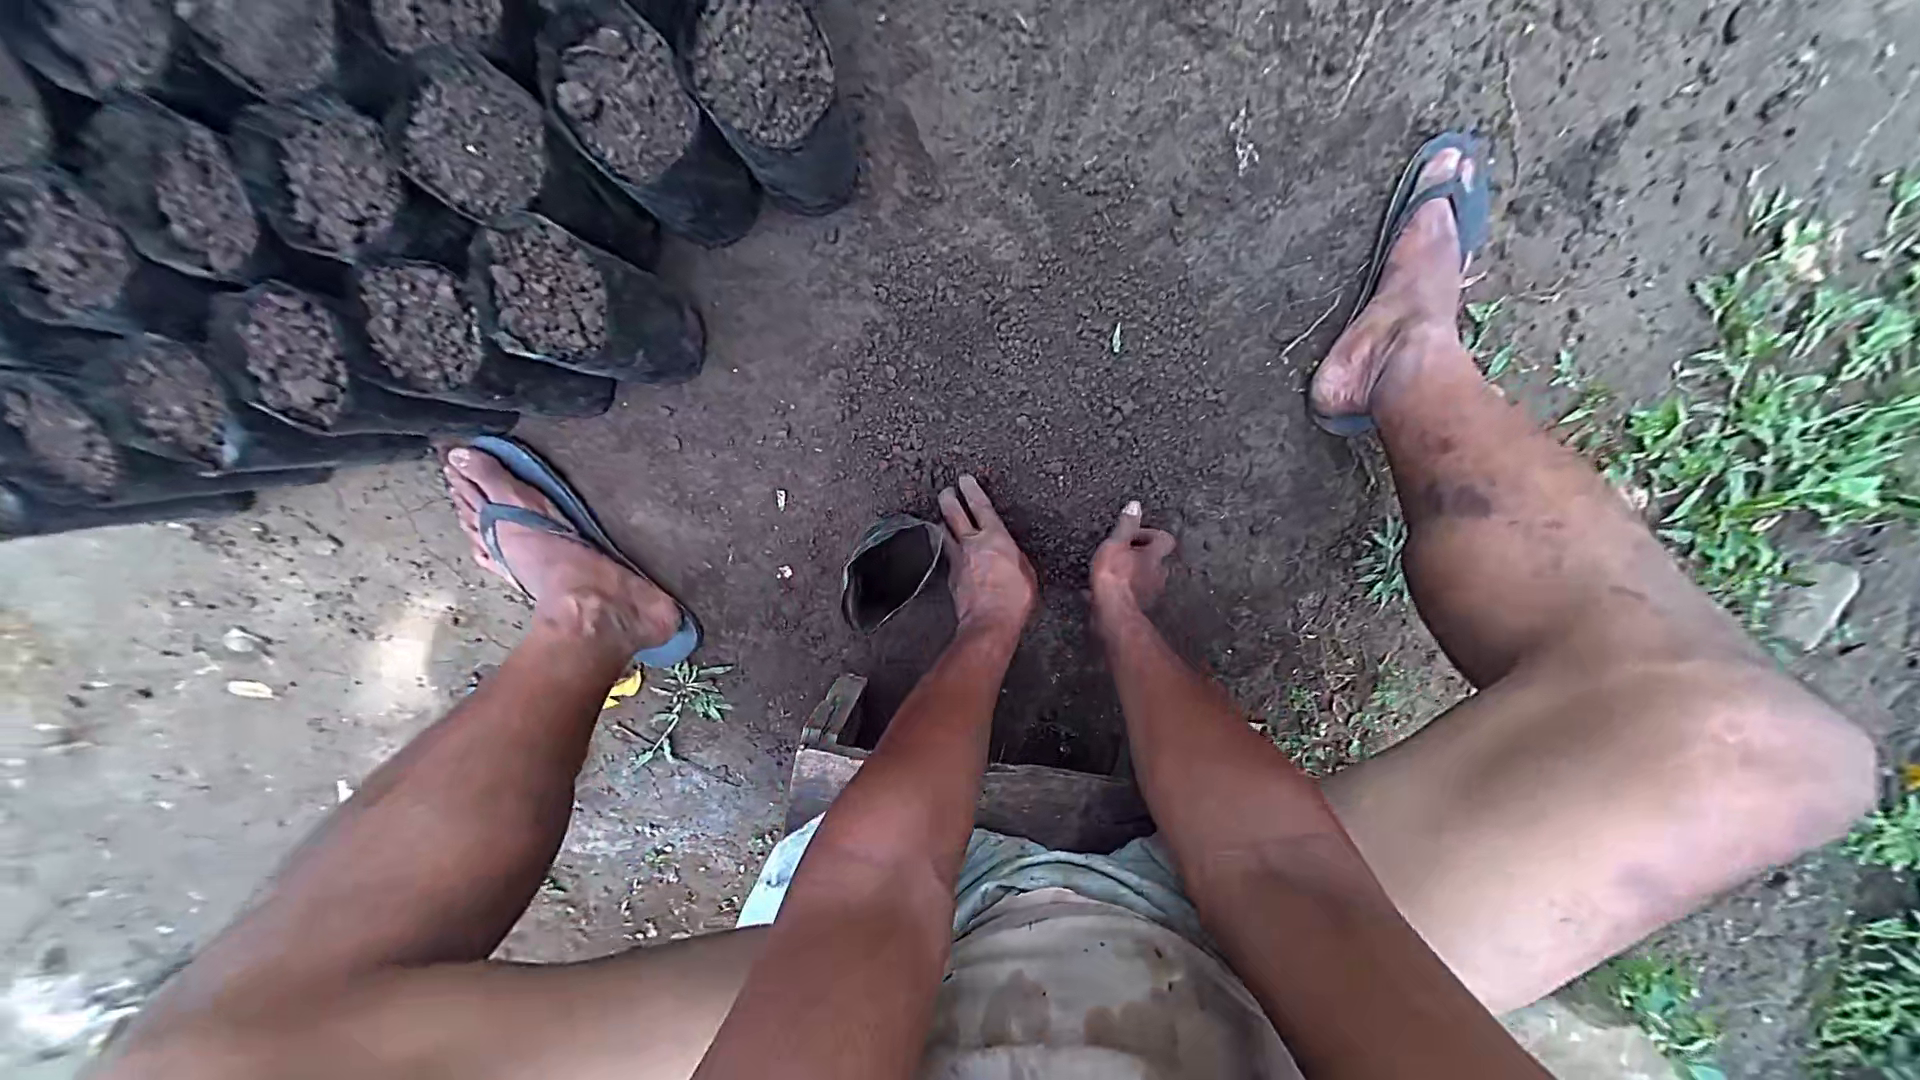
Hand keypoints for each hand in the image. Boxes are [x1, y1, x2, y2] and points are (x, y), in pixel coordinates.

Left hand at [938, 475, 1038, 635]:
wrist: (990, 622)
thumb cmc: (1013, 600)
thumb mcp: (1027, 572)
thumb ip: (1016, 557)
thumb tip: (1010, 554)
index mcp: (995, 538)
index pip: (981, 507)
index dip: (972, 491)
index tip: (965, 481)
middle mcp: (972, 545)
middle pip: (954, 514)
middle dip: (949, 499)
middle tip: (946, 491)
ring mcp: (958, 561)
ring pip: (945, 534)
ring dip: (943, 524)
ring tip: (943, 518)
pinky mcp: (951, 578)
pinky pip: (948, 557)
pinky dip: (948, 550)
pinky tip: (950, 552)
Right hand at [1089, 501, 1175, 613]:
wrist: (1112, 611)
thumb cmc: (1115, 576)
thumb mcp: (1116, 543)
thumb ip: (1126, 525)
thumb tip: (1134, 506)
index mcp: (1155, 557)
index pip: (1164, 539)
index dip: (1149, 534)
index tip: (1132, 535)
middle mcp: (1157, 575)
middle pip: (1155, 559)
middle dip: (1139, 555)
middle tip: (1120, 553)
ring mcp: (1149, 592)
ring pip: (1144, 578)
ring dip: (1131, 573)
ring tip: (1111, 572)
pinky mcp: (1137, 606)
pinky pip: (1131, 594)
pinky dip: (1122, 590)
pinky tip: (1104, 591)